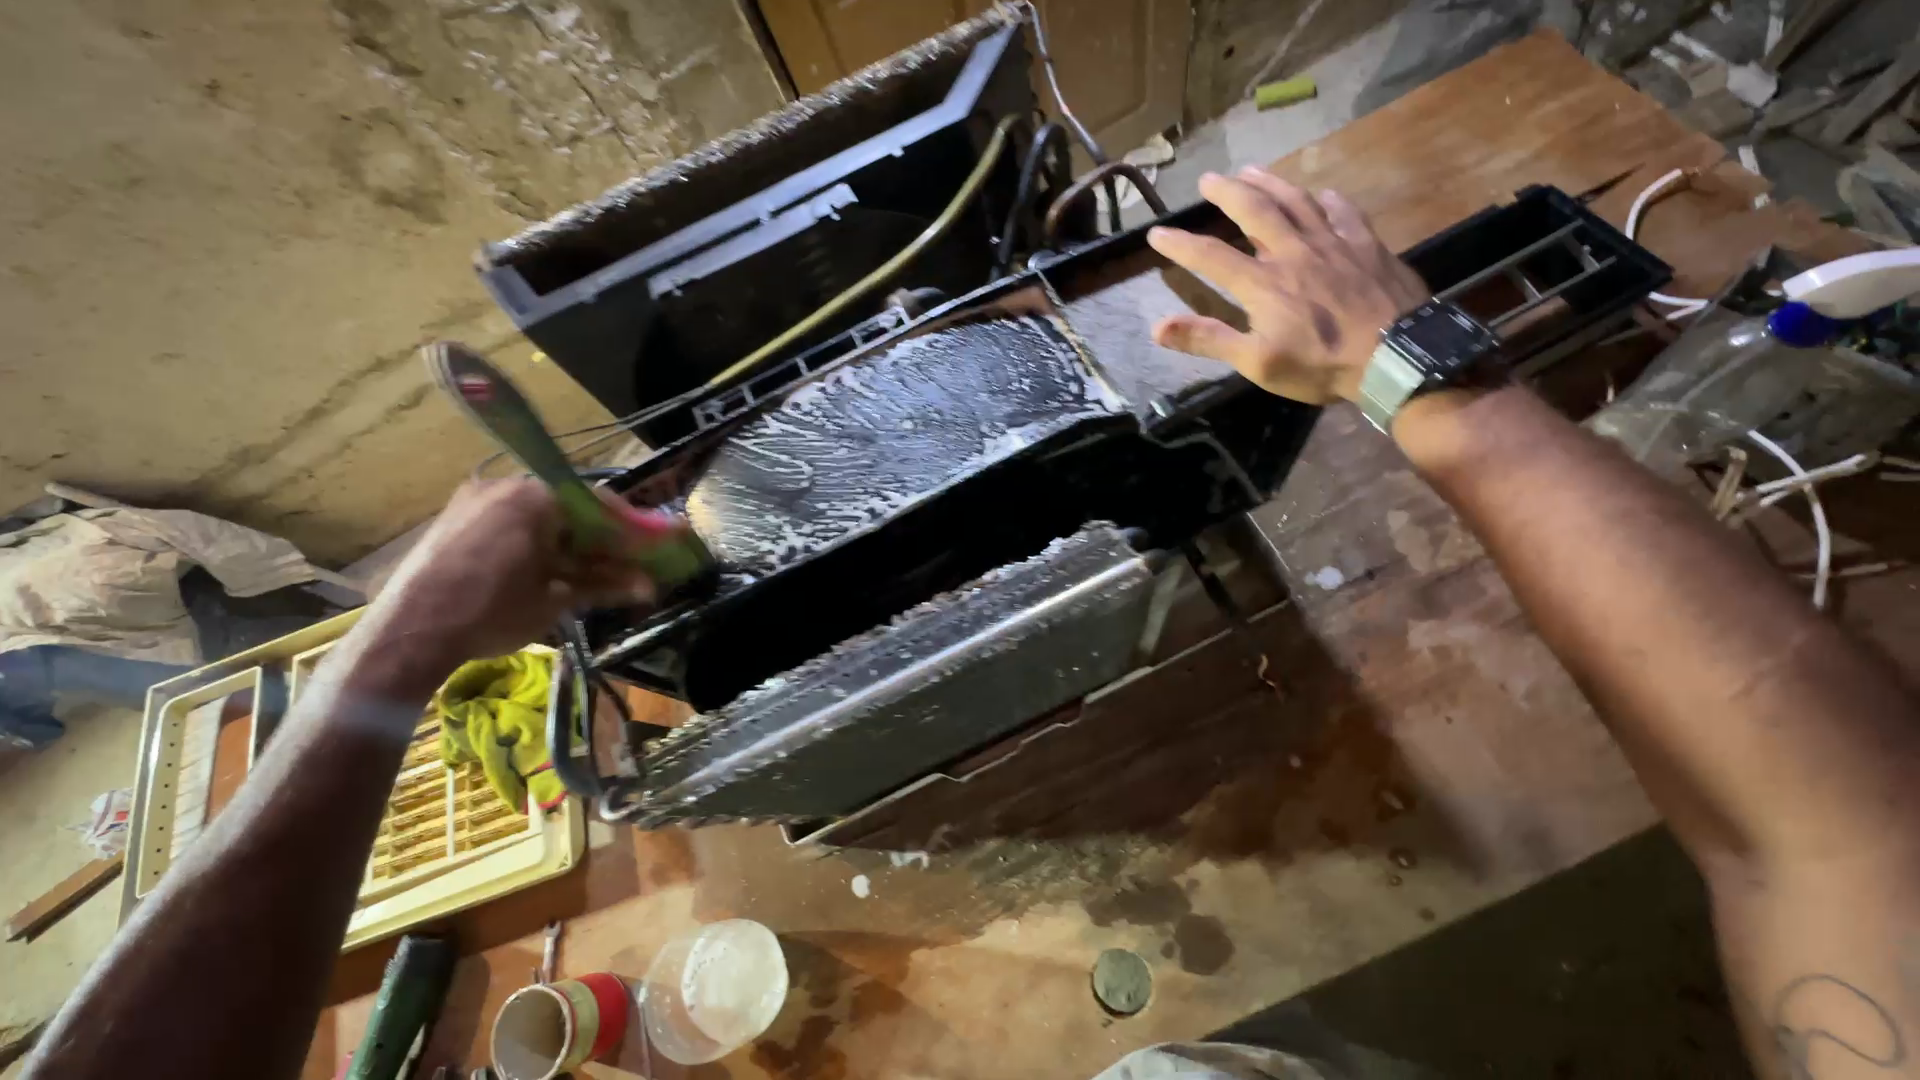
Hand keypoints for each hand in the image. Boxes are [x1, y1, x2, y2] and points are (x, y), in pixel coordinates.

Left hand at [367, 478, 662, 674]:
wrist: (408, 634)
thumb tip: (649, 586)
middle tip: (629, 564)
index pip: (598, 502)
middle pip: (570, 509)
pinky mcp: (455, 524)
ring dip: (571, 547)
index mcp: (534, 497)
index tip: (655, 545)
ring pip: (540, 520)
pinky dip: (538, 548)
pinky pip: (511, 527)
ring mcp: (475, 503)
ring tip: (596, 576)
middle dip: (602, 540)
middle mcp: (504, 487)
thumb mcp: (555, 600)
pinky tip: (554, 574)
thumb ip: (604, 584)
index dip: (631, 526)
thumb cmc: (491, 612)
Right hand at [1146, 168, 1428, 403]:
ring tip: (1252, 171)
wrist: (1395, 355)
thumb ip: (1209, 339)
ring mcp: (1333, 244)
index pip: (1211, 256)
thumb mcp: (1256, 362)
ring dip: (1271, 183)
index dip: (1180, 244)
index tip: (1156, 232)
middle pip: (1255, 211)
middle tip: (1209, 178)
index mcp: (1263, 283)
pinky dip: (1329, 201)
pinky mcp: (1367, 245)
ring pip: (1297, 201)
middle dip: (1228, 192)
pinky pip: (1344, 212)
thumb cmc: (1320, 364)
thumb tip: (1157, 327)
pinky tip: (1322, 194)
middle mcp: (1293, 252)